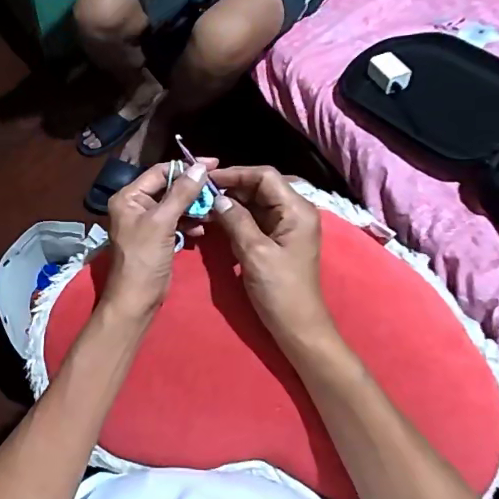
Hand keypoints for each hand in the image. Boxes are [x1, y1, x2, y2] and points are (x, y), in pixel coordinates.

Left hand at [102, 160, 212, 317]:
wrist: (137, 298)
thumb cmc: (144, 258)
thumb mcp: (162, 223)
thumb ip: (181, 193)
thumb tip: (200, 167)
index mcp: (129, 197)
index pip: (160, 172)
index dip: (186, 166)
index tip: (214, 164)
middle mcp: (135, 206)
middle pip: (169, 187)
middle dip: (193, 188)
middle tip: (218, 188)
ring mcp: (147, 223)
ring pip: (175, 205)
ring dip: (194, 206)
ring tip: (213, 209)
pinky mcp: (158, 238)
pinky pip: (177, 222)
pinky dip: (190, 222)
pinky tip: (203, 227)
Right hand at [208, 165, 333, 345]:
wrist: (296, 325)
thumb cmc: (279, 289)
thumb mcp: (254, 253)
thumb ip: (236, 221)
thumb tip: (217, 199)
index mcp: (296, 210)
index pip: (265, 176)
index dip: (235, 174)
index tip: (207, 179)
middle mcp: (295, 212)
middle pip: (261, 187)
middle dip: (232, 187)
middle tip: (202, 192)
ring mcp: (287, 226)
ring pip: (256, 203)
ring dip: (232, 203)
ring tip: (205, 205)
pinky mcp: (278, 240)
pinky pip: (256, 220)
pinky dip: (237, 218)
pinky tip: (217, 222)